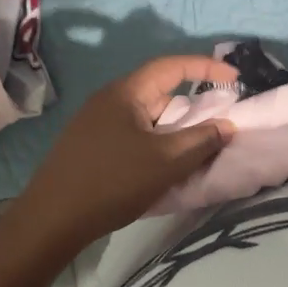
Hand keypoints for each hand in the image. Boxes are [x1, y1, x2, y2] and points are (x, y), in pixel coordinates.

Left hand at [10, 56, 237, 253]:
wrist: (52, 220)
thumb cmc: (112, 182)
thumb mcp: (166, 162)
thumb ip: (201, 140)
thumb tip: (226, 125)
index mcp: (125, 93)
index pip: (172, 66)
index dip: (206, 67)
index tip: (235, 78)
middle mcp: (108, 100)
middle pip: (159, 92)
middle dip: (191, 105)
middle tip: (218, 124)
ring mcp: (95, 124)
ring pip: (146, 117)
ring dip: (174, 129)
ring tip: (195, 150)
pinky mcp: (90, 147)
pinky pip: (133, 135)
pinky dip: (156, 143)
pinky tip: (164, 167)